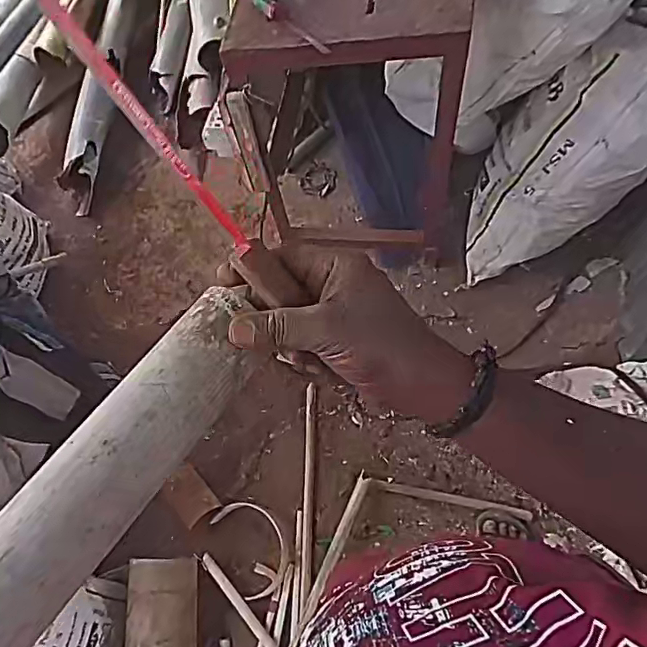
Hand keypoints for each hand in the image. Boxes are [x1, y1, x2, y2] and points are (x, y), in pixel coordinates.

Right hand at [220, 245, 475, 420]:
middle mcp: (328, 287)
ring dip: (291, 348)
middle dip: (274, 322)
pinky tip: (323, 372)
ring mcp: (328, 317)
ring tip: (312, 361)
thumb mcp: (326, 330)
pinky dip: (303, 363)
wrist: (423, 389)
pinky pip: (295, 347)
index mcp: (334, 267)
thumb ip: (277, 325)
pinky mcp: (329, 344)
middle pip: (276, 294)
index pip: (280, 257)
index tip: (222, 285)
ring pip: (282, 326)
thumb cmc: (382, 347)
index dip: (251, 269)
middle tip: (271, 340)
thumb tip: (232, 327)